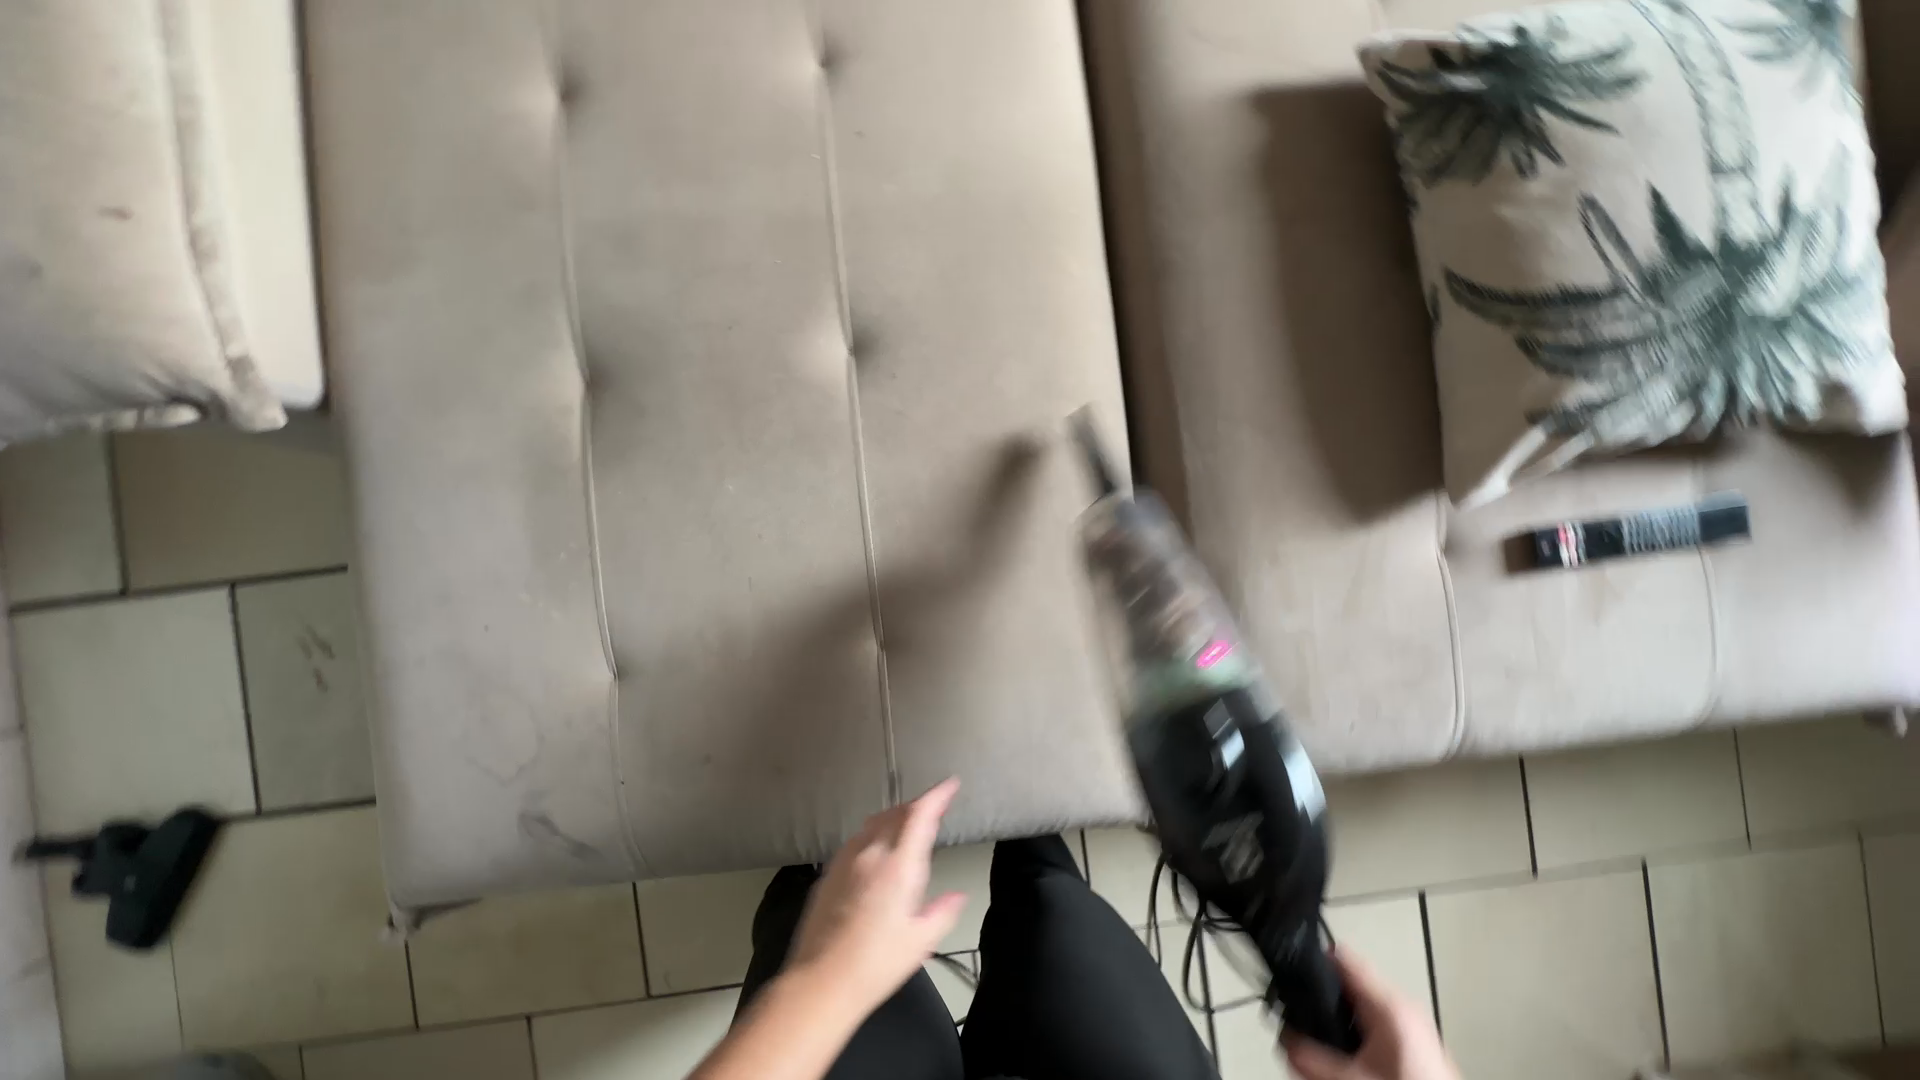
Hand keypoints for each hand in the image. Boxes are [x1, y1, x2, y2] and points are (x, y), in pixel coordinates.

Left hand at [787, 778, 967, 1017]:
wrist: (820, 982)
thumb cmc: (875, 965)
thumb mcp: (920, 941)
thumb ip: (942, 912)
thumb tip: (957, 896)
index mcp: (897, 867)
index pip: (919, 815)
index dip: (937, 796)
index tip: (950, 785)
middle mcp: (870, 855)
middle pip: (896, 814)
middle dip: (918, 805)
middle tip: (935, 808)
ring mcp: (845, 862)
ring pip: (873, 823)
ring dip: (895, 817)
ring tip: (908, 824)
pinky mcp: (828, 874)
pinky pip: (856, 840)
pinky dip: (874, 832)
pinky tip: (877, 849)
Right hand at [1281, 948, 1459, 1079]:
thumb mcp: (1353, 1077)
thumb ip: (1312, 1057)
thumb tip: (1283, 1038)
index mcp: (1390, 1003)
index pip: (1342, 956)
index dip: (1311, 959)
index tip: (1289, 972)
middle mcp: (1401, 1006)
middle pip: (1345, 985)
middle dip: (1317, 1002)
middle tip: (1295, 1019)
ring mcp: (1408, 1025)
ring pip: (1357, 1007)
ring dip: (1333, 1022)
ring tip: (1314, 1045)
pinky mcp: (1412, 1044)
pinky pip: (1370, 1026)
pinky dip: (1351, 1036)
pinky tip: (1342, 1061)